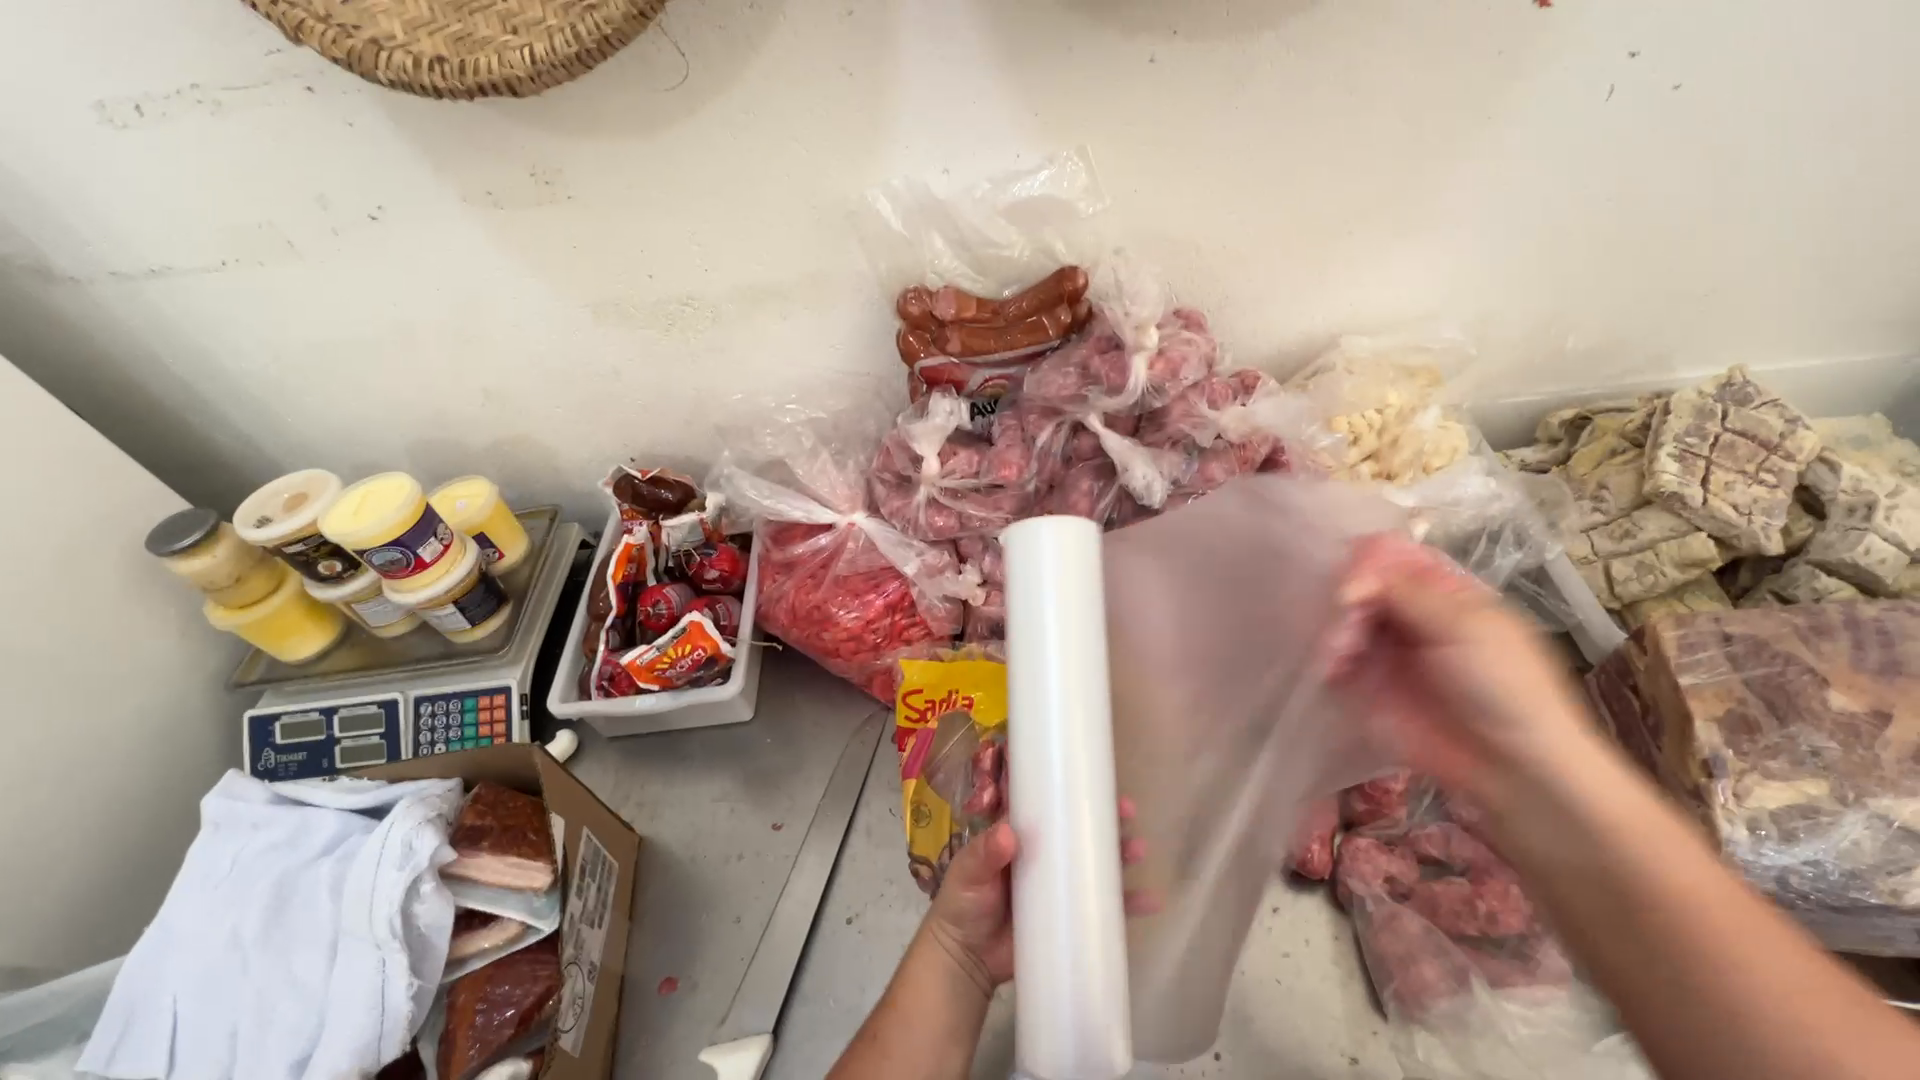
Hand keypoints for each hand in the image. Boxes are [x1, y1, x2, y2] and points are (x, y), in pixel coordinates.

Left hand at [920, 804, 1153, 1000]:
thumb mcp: (968, 872)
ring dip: (1122, 857)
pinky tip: (1150, 901)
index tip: (1099, 787)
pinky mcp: (1071, 921)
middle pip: (1084, 835)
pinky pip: (1105, 910)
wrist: (965, 959)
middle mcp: (1048, 859)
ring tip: (1138, 850)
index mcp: (1024, 838)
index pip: (1054, 810)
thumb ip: (983, 854)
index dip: (1077, 797)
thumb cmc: (963, 903)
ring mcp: (1062, 890)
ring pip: (1099, 868)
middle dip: (1109, 823)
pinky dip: (1129, 905)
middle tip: (1128, 813)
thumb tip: (1008, 834)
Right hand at [1332, 532, 1601, 803]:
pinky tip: (1333, 672)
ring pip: (1337, 618)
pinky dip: (1325, 658)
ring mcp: (1383, 647)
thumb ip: (1408, 591)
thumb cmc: (1506, 686)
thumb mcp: (1468, 627)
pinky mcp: (1365, 683)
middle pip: (1354, 584)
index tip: (1352, 591)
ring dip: (1332, 631)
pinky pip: (1330, 658)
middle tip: (1346, 628)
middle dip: (1343, 602)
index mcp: (1441, 589)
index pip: (1387, 554)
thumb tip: (1350, 580)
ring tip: (1339, 657)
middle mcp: (1406, 612)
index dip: (1364, 565)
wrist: (1512, 765)